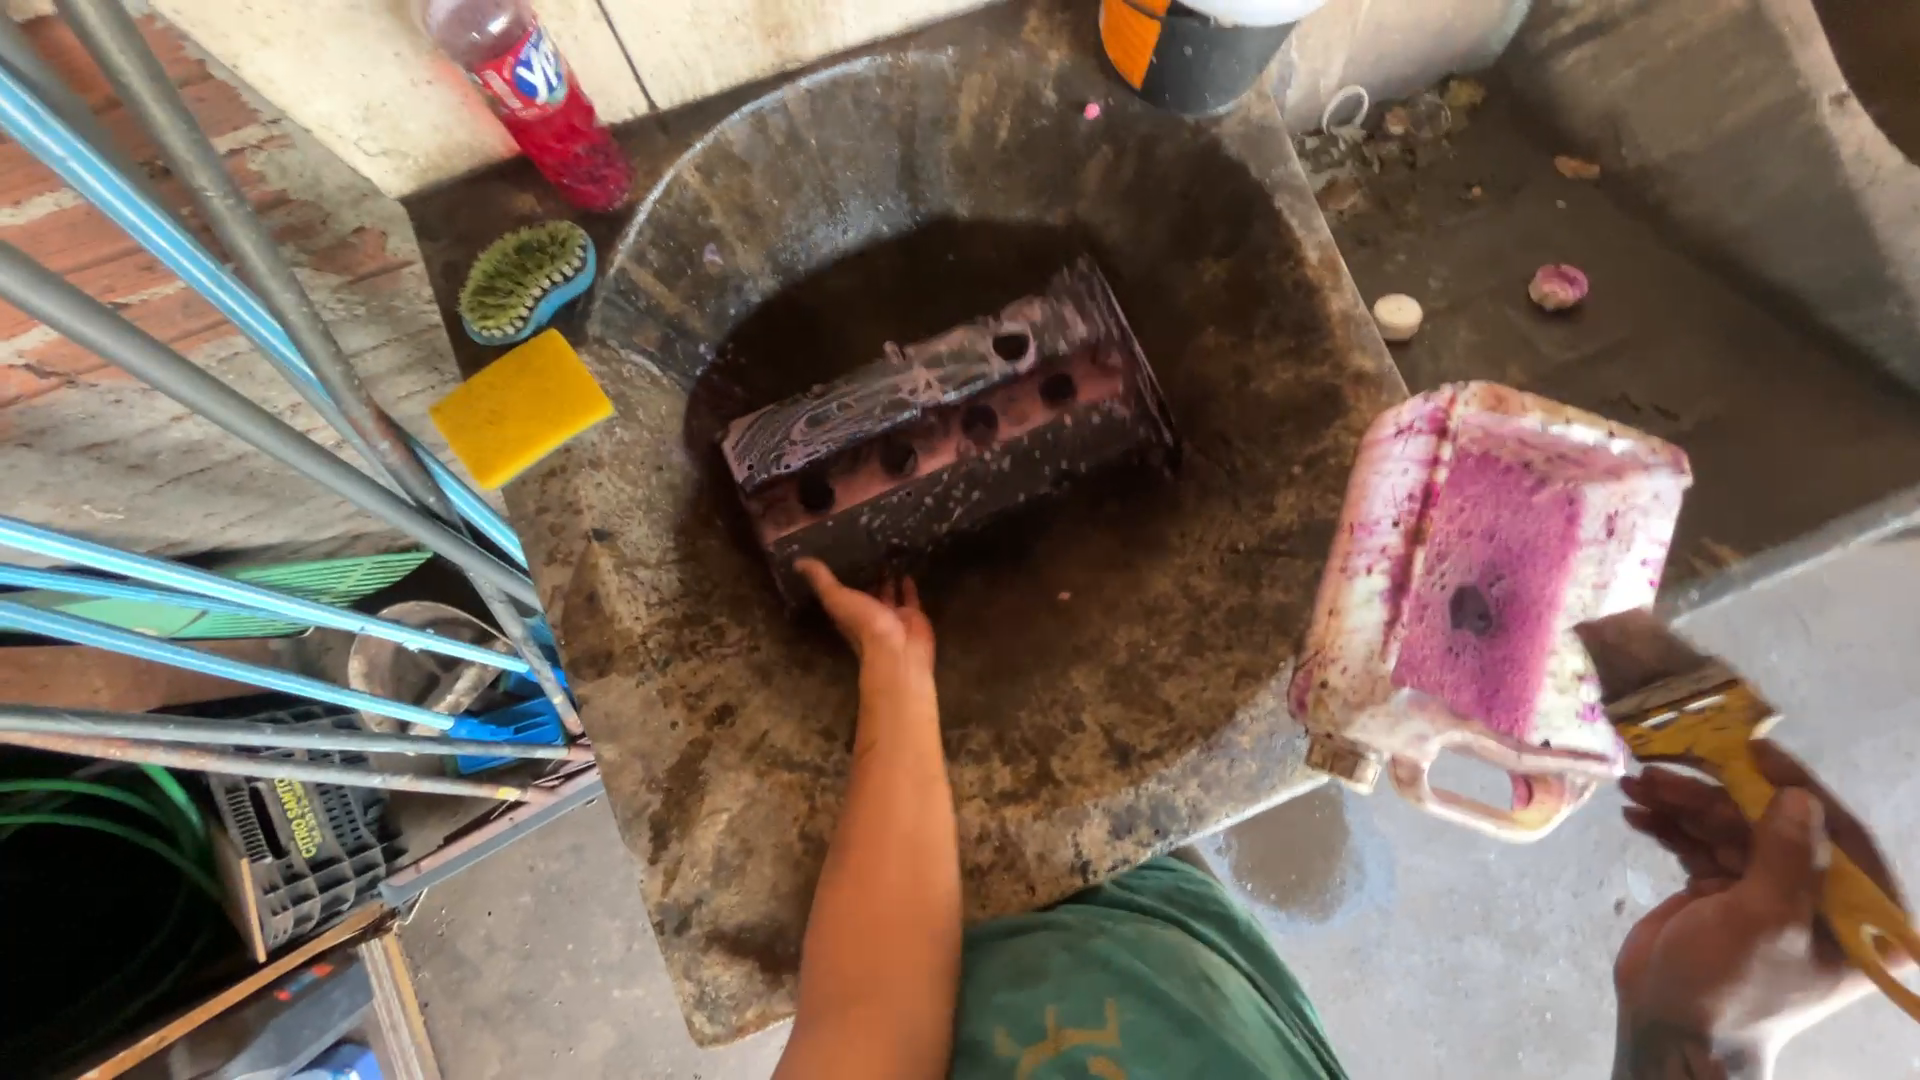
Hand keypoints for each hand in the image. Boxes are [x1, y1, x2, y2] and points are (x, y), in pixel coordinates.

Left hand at [795, 558, 934, 675]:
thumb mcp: (836, 598)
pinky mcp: (911, 615)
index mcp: (847, 612)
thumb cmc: (864, 625)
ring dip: (887, 578)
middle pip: (866, 592)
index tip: (841, 554)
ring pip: (888, 593)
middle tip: (868, 551)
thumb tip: (798, 561)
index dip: (841, 576)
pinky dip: (907, 585)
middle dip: (866, 576)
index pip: (841, 591)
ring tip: (887, 556)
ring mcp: (891, 615)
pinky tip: (906, 570)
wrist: (897, 649)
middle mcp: (868, 613)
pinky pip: (909, 596)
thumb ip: (821, 580)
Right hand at [1612, 741, 1907, 1074]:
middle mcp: (1816, 901)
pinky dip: (1667, 826)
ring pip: (1724, 829)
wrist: (1675, 1022)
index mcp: (1855, 918)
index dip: (1797, 789)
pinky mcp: (1718, 892)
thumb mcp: (1764, 921)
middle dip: (1710, 796)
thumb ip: (1785, 860)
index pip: (1838, 836)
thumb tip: (1800, 798)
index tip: (1751, 749)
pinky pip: (1696, 844)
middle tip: (1655, 773)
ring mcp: (1763, 895)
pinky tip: (1635, 816)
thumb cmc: (1733, 981)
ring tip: (1634, 789)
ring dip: (1679, 805)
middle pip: (1765, 825)